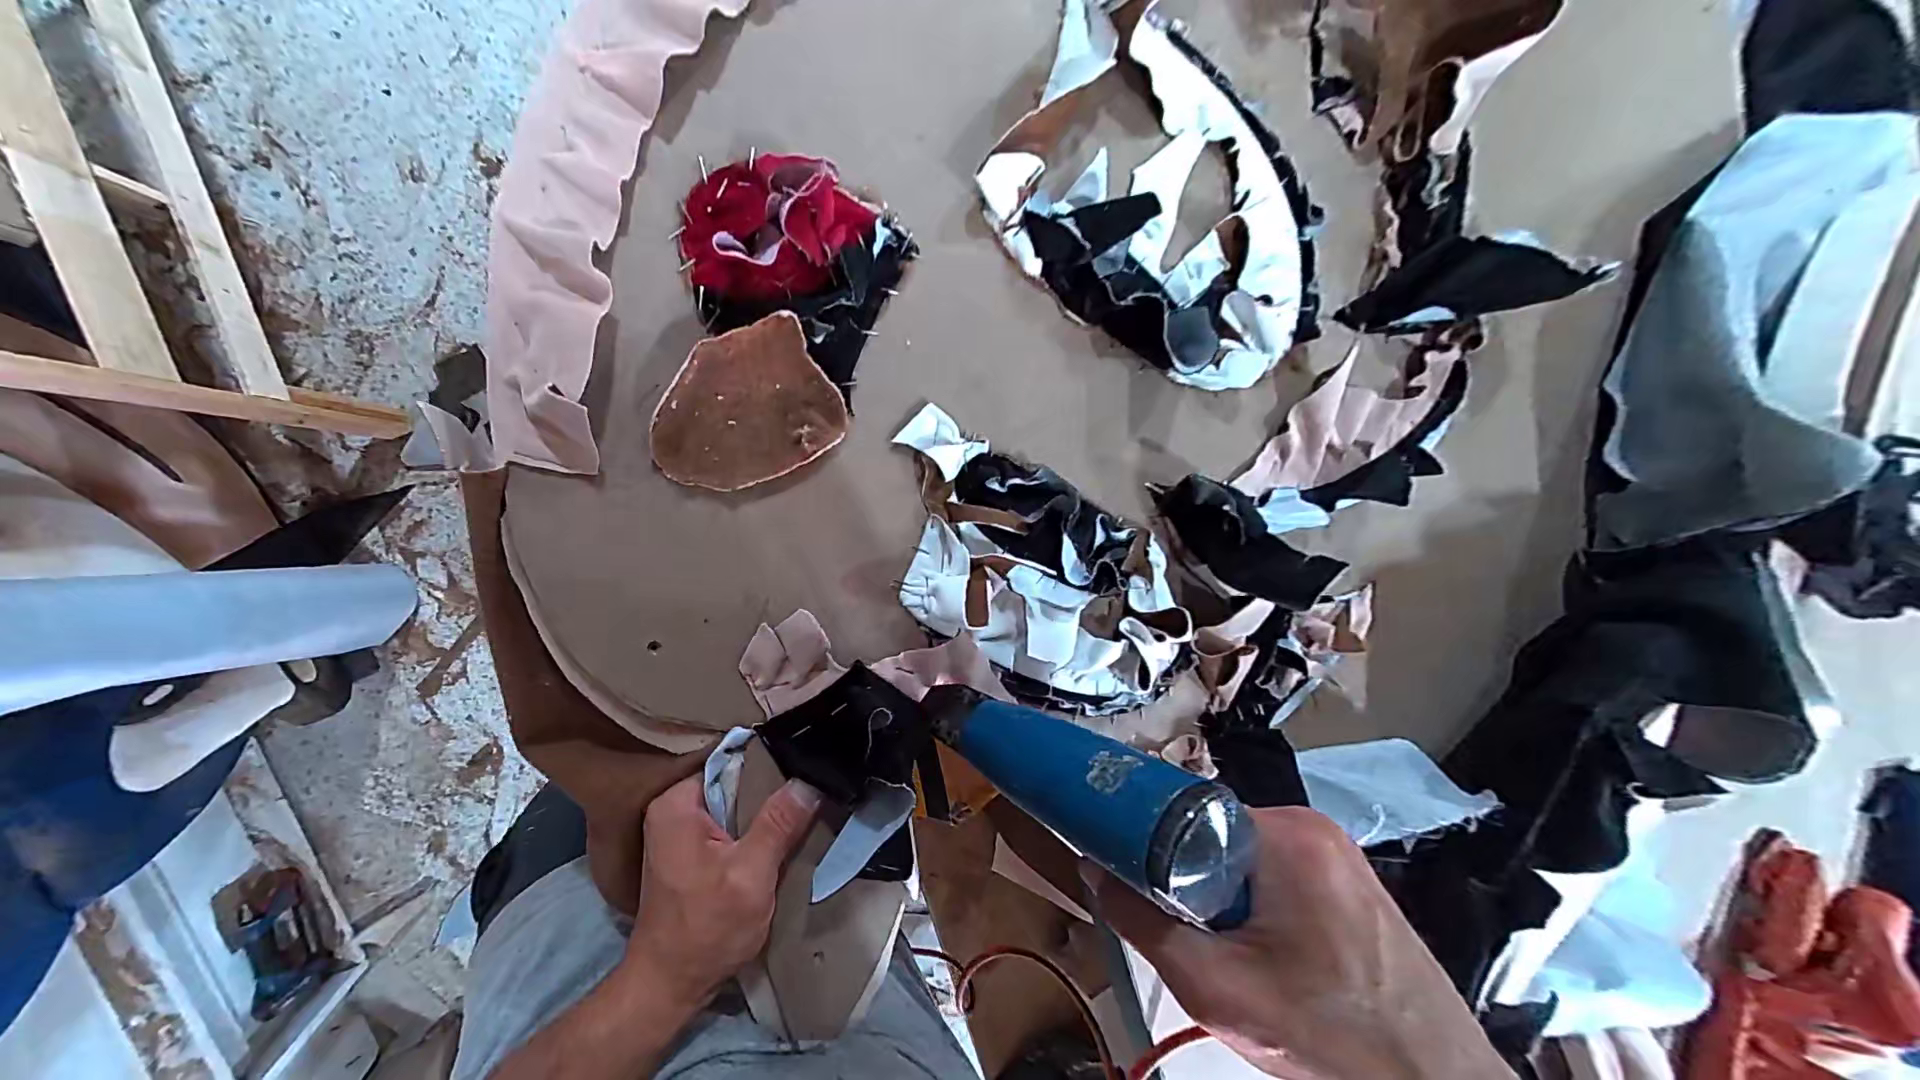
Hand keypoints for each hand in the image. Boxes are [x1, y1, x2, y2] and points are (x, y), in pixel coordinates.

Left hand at [624, 771, 821, 1003]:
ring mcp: (682, 831)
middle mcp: (674, 808)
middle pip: (736, 779)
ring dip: (768, 808)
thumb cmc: (705, 930)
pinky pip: (733, 823)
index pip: (731, 758)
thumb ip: (779, 823)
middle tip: (814, 781)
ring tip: (807, 801)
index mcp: (677, 803)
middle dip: (773, 783)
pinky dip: (757, 827)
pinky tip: (785, 831)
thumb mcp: (750, 874)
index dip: (771, 757)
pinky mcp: (694, 851)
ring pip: (738, 802)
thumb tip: (808, 781)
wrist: (670, 989)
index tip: (806, 756)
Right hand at [1090, 806, 1512, 1079]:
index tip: (1130, 873)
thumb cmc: (1327, 1037)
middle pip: (1214, 833)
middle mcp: (1312, 826)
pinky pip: (1276, 872)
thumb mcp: (1214, 987)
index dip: (1150, 841)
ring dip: (1220, 892)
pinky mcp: (1350, 879)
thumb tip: (1093, 870)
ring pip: (1242, 855)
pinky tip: (1266, 952)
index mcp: (1285, 833)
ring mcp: (1336, 851)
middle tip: (1189, 932)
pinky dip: (1255, 901)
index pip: (1187, 812)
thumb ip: (1142, 923)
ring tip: (1228, 948)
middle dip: (1189, 877)